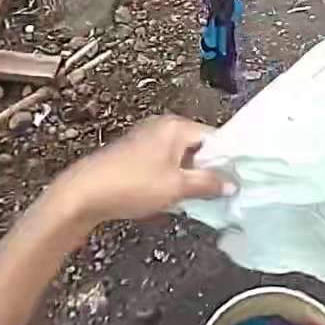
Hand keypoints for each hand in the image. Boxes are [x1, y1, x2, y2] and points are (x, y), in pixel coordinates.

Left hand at [45, 116, 233, 225]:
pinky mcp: (136, 154)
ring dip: (191, 175)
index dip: (228, 158)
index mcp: (176, 126)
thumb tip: (231, 182)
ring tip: (199, 197)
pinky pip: (166, 162)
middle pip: (198, 146)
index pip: (215, 137)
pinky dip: (174, 177)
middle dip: (209, 169)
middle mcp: (163, 126)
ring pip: (182, 156)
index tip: (238, 179)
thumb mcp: (177, 186)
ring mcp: (148, 139)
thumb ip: (208, 183)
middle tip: (221, 192)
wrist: (85, 193)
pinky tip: (175, 196)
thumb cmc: (131, 184)